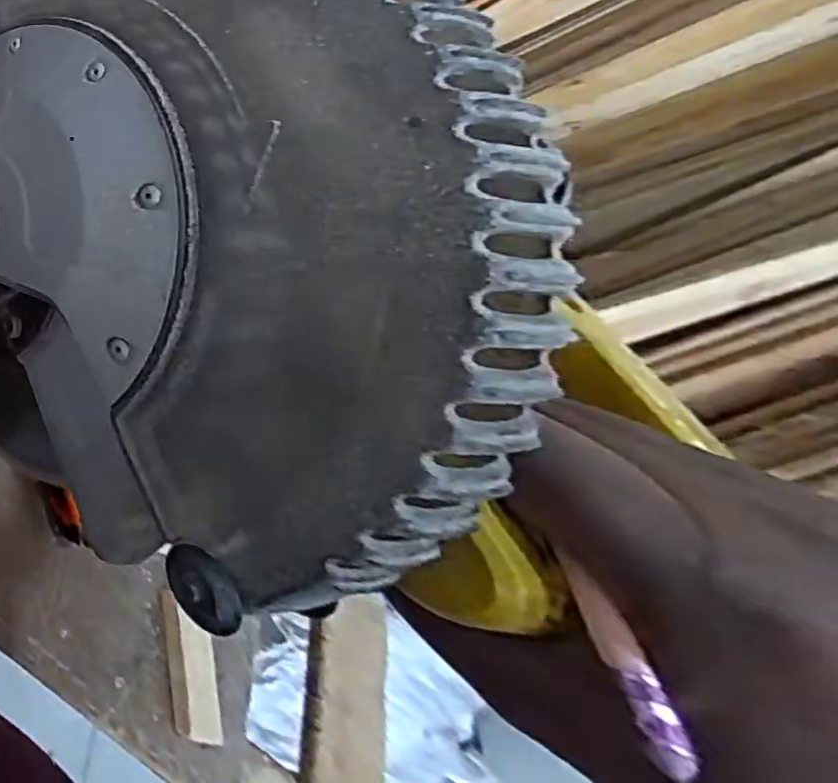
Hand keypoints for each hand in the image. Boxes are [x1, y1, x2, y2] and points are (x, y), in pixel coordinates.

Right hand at [399, 400, 837, 781]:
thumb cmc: (704, 770)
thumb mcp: (558, 710)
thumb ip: (449, 616)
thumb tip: (373, 533)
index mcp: (704, 578)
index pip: (533, 442)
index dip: (445, 427)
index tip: (385, 440)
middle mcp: (767, 517)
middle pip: (566, 420)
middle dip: (479, 433)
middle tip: (427, 471)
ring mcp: (799, 502)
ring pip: (607, 425)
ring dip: (531, 445)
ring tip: (497, 494)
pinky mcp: (804, 500)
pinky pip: (652, 450)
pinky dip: (589, 464)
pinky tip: (580, 513)